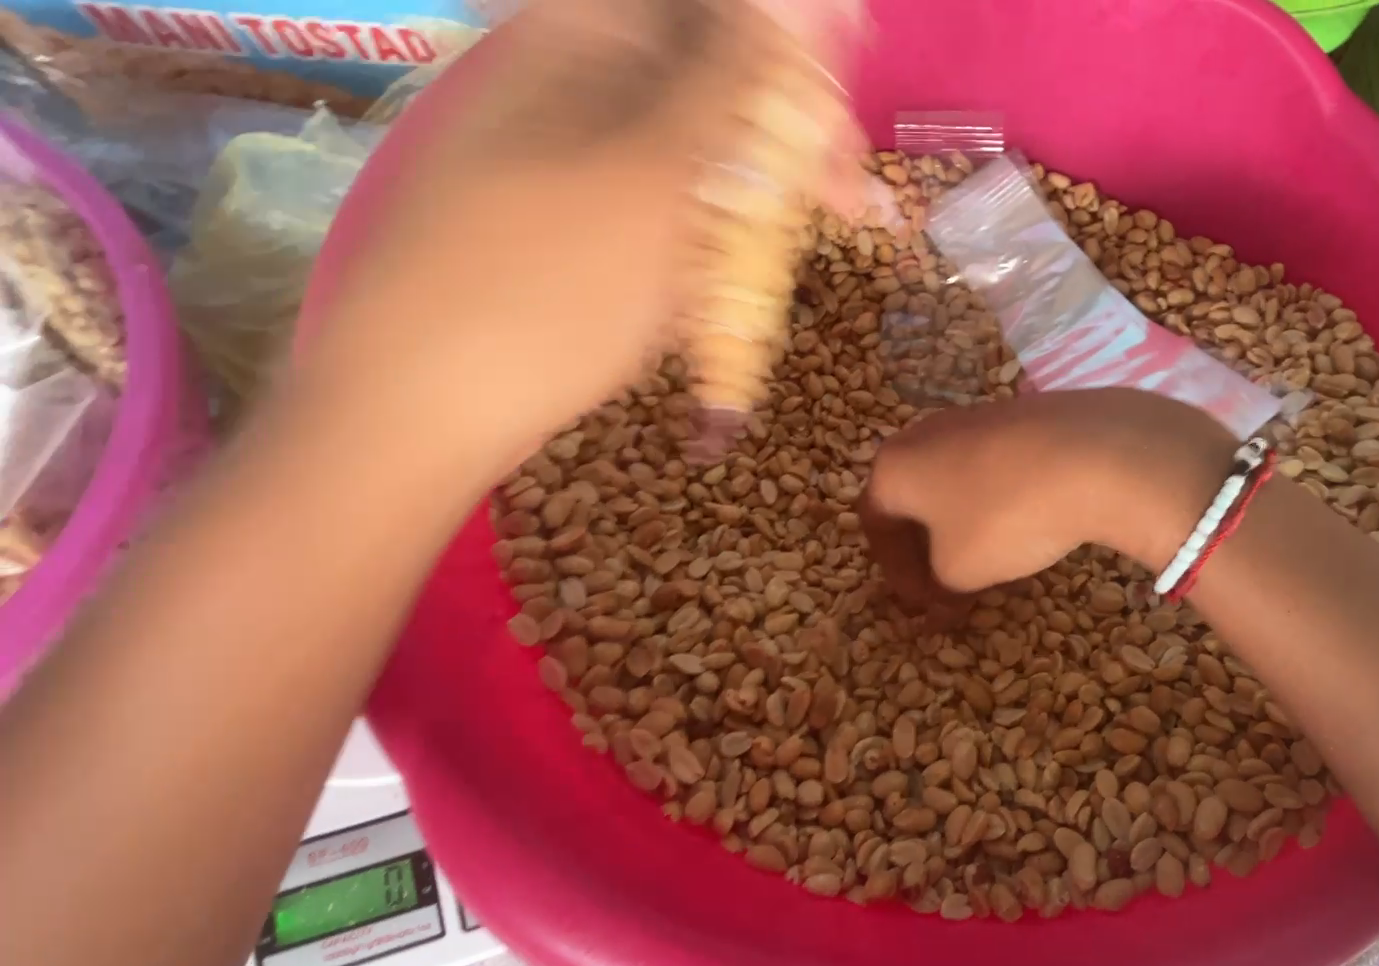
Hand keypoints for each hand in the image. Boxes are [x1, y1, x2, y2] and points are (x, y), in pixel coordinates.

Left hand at [292, 0, 864, 475]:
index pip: (718, 13)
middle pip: (711, 80)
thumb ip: (734, 84)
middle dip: (789, 138)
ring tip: (798, 249)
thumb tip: (806, 0)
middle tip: (850, 205)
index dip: (797, 55)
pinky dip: (707, 229)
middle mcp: (571, 77)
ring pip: (691, 147)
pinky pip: (659, 200)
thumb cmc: (545, 292)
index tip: (851, 122)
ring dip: (757, 191)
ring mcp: (564, 150)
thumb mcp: (656, 182)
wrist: (422, 407)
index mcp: (584, 37)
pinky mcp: (566, 216)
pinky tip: (731, 273)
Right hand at [859, 388, 1239, 608]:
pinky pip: (994, 466)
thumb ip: (938, 582)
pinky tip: (1028, 524)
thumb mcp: (958, 570)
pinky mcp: (1022, 413)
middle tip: (952, 586)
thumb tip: (945, 584)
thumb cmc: (1005, 517)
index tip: (926, 603)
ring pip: (956, 481)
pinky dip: (998, 499)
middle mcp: (925, 432)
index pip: (876, 524)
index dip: (897, 572)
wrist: (1094, 456)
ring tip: (993, 561)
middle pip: (914, 498)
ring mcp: (975, 416)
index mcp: (894, 466)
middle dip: (930, 548)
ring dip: (965, 525)